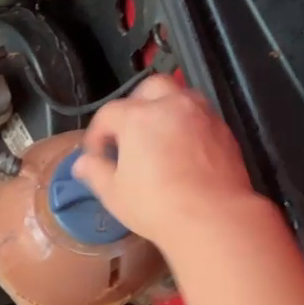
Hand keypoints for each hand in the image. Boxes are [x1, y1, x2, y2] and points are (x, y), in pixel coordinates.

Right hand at [71, 74, 257, 248]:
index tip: (94, 155)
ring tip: (154, 141)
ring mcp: (201, 113)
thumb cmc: (154, 205)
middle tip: (127, 135)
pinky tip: (178, 152)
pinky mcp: (221, 128)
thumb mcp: (113, 193)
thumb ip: (95, 172)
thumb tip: (82, 163)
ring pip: (178, 96)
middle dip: (133, 106)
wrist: (210, 215)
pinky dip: (183, 125)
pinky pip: (197, 116)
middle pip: (149, 88)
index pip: (108, 113)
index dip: (96, 134)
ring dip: (162, 111)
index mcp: (138, 118)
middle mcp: (171, 105)